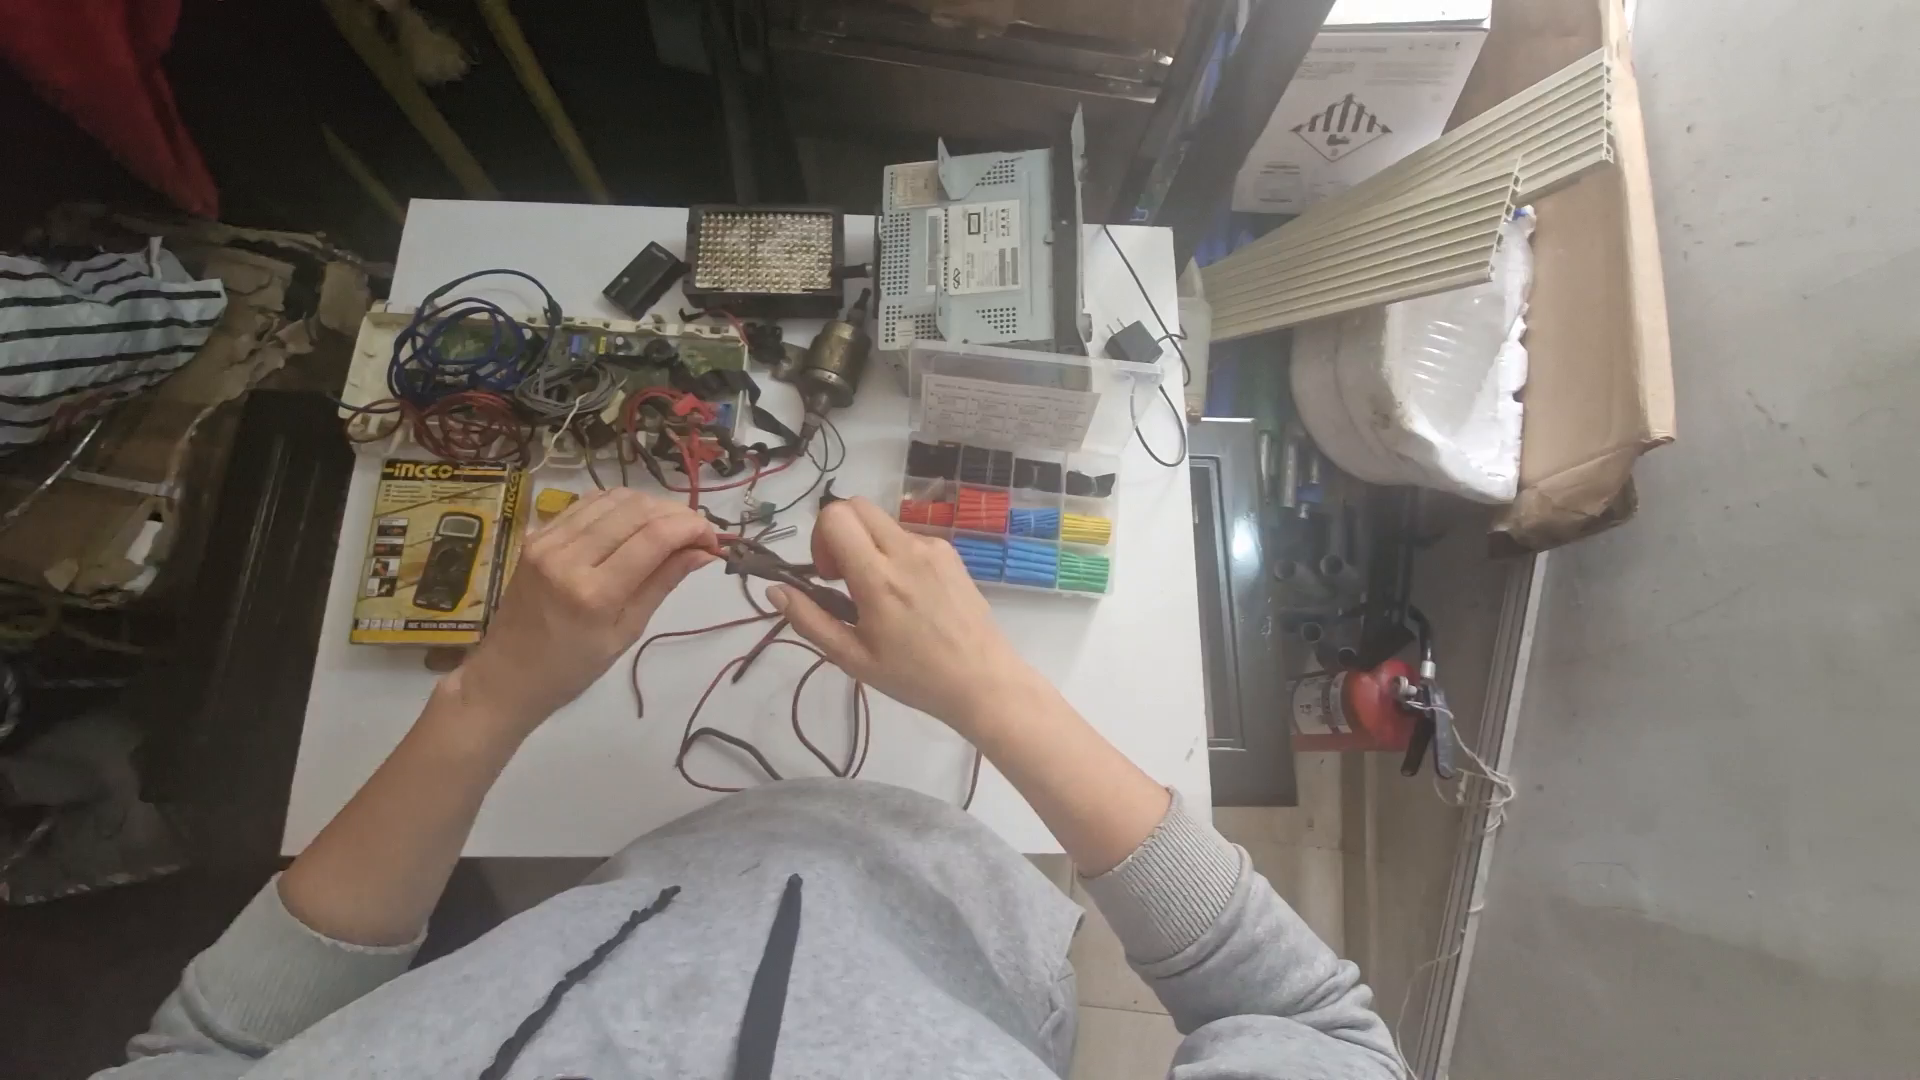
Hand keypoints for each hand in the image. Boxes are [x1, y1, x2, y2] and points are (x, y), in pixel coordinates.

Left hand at [448, 488, 718, 737]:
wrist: (506, 673)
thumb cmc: (574, 666)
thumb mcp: (627, 632)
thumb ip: (663, 583)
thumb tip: (705, 551)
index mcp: (594, 593)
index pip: (655, 538)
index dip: (693, 529)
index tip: (714, 541)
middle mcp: (568, 557)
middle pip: (637, 511)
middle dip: (679, 514)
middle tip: (699, 534)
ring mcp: (547, 540)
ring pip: (615, 498)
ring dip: (653, 506)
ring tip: (671, 528)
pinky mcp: (538, 533)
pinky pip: (589, 503)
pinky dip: (622, 505)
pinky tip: (637, 523)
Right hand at [769, 498, 1046, 736]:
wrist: (983, 680)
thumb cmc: (914, 676)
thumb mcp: (853, 658)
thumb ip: (809, 620)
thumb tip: (775, 590)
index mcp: (878, 577)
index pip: (835, 516)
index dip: (819, 539)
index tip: (828, 576)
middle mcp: (906, 550)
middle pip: (856, 505)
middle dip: (838, 533)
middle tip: (845, 578)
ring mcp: (933, 547)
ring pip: (882, 522)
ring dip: (867, 545)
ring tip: (879, 593)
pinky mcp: (951, 552)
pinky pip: (908, 537)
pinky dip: (895, 553)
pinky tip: (908, 595)